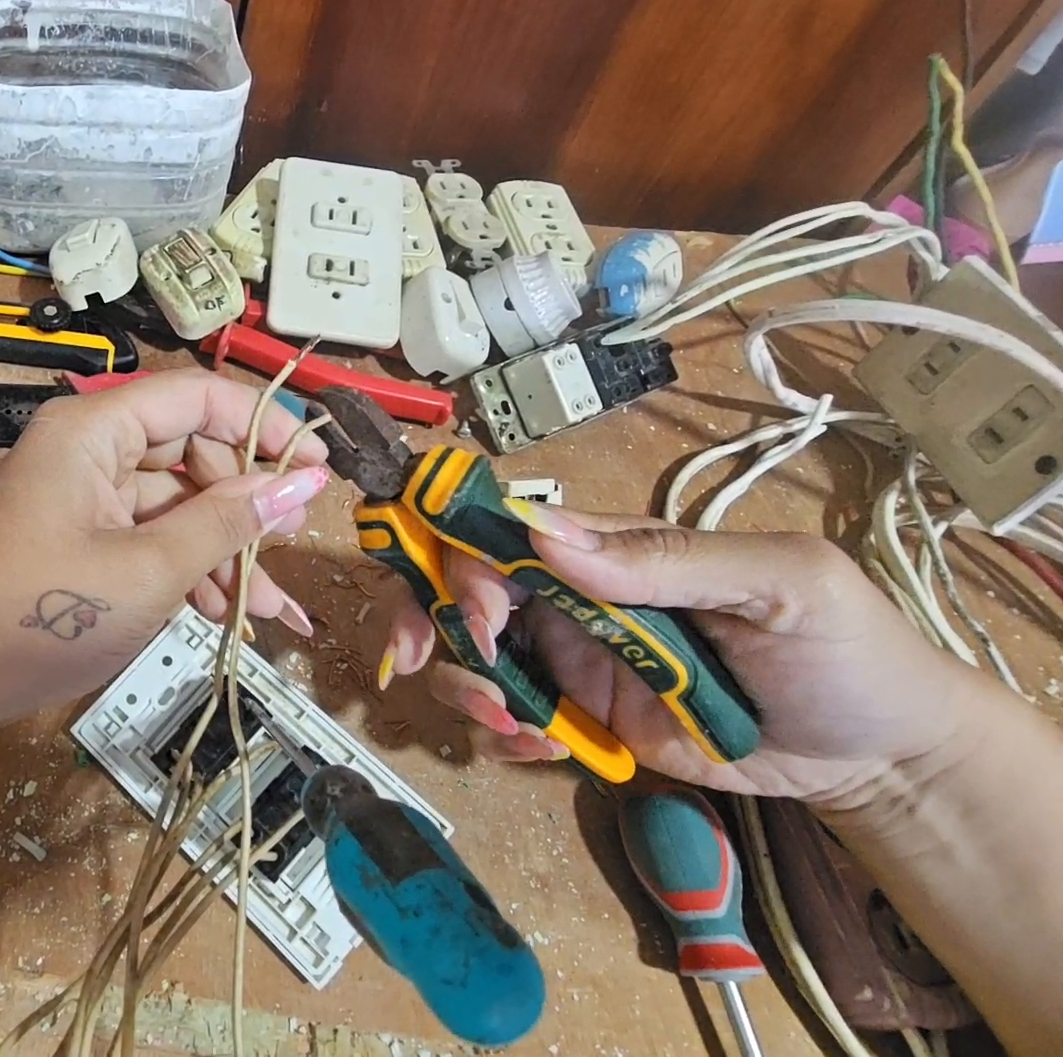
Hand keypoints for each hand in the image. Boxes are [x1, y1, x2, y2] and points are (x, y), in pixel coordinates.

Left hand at [0, 369, 328, 728]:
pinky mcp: (88, 535)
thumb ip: (230, 521)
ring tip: (269, 601)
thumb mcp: (152, 567)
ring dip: (224, 549)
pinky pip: (153, 534)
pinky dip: (190, 567)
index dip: (262, 424)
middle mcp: (90, 448)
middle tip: (288, 540)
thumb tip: (304, 484)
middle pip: (191, 451)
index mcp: (94, 429)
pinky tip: (229, 611)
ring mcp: (88, 494)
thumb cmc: (49, 612)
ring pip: (178, 502)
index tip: (314, 465)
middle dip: (244, 501)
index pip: (196, 397)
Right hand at [383, 506, 984, 807]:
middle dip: (421, 620)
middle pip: (457, 592)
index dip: (459, 561)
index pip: (500, 535)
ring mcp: (565, 662)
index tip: (473, 614)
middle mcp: (565, 601)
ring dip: (464, 687)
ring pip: (467, 659)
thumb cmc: (843, 652)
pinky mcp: (574, 719)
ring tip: (511, 724)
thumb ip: (663, 557)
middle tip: (414, 659)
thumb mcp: (779, 583)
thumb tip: (542, 532)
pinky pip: (505, 721)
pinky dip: (502, 736)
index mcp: (603, 552)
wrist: (878, 758)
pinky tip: (545, 749)